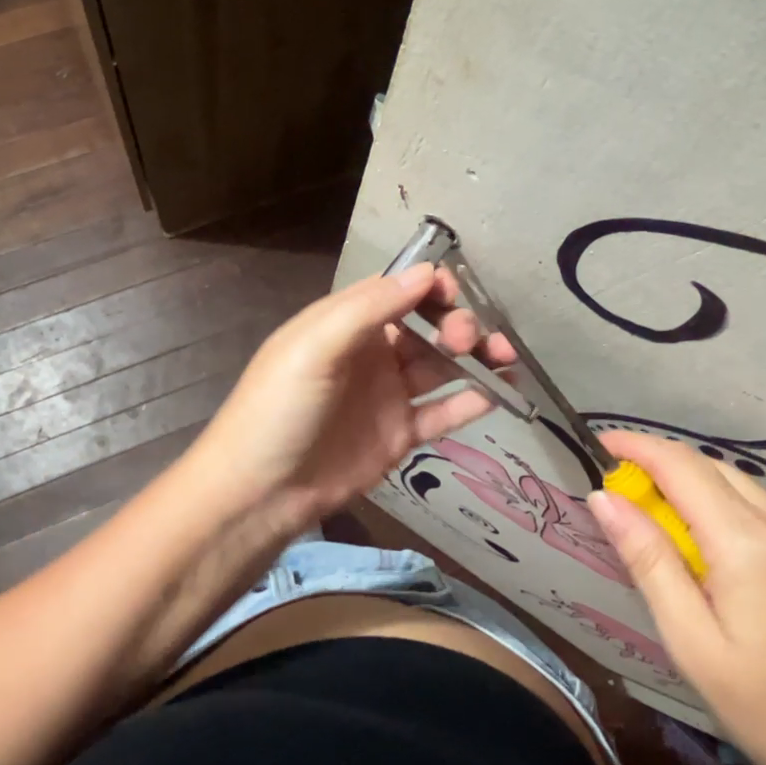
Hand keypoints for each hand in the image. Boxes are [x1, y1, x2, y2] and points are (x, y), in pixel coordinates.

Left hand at [186, 262, 514, 525]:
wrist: (261, 492)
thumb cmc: (278, 409)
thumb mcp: (314, 347)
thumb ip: (369, 308)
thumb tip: (426, 272)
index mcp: (344, 325)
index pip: (395, 292)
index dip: (428, 286)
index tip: (454, 291)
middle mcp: (370, 354)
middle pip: (426, 327)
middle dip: (456, 324)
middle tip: (468, 336)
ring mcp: (387, 396)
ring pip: (441, 367)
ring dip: (475, 358)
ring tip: (504, 358)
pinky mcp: (400, 436)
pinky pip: (442, 413)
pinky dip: (470, 402)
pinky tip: (495, 395)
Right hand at [585, 433, 765, 764]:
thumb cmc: (764, 708)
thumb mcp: (690, 640)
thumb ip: (649, 561)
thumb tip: (604, 498)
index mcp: (751, 544)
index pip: (682, 467)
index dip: (636, 447)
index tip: (595, 443)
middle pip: (710, 468)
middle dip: (658, 466)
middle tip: (614, 492)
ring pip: (737, 484)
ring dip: (688, 486)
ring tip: (649, 518)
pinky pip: (760, 507)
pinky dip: (719, 506)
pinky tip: (700, 542)